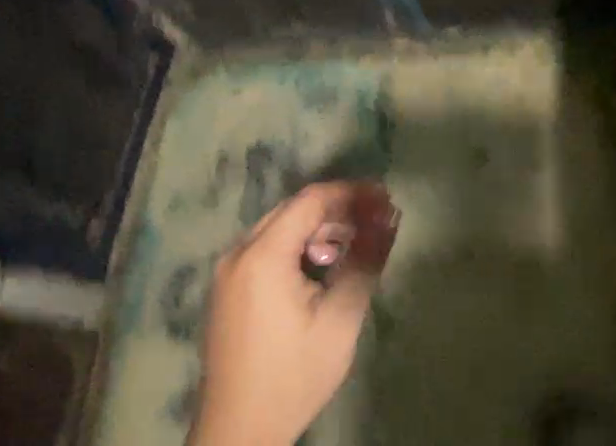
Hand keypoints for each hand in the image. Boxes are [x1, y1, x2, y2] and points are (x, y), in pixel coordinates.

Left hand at [192, 182, 399, 445]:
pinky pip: (266, 249)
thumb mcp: (340, 320)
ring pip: (280, 228)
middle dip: (339, 211)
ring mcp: (227, 271)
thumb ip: (364, 262)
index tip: (386, 199)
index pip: (312, 199)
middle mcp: (238, 252)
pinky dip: (297, 247)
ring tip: (353, 248)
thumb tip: (389, 218)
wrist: (237, 432)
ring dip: (318, 229)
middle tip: (377, 222)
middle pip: (294, 210)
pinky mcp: (226, 289)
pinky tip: (320, 268)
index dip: (352, 193)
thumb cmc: (293, 376)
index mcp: (263, 255)